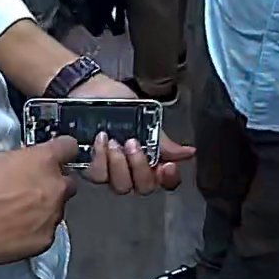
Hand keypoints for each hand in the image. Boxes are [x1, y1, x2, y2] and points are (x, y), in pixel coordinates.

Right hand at [0, 138, 77, 265]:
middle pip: (67, 183)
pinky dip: (35, 231)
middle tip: (30, 191)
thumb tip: (24, 168)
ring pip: (57, 209)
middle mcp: (54, 187)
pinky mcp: (45, 240)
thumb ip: (20, 163)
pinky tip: (14, 230)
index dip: (62, 152)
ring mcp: (52, 215)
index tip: (58, 157)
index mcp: (42, 160)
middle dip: (53, 185)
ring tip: (15, 214)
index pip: (69, 147)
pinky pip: (47, 232)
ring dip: (43, 210)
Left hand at [71, 75, 194, 194]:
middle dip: (140, 167)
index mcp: (150, 160)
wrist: (91, 90)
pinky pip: (96, 175)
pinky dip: (98, 157)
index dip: (169, 179)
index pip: (166, 182)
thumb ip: (164, 141)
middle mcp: (131, 171)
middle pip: (143, 188)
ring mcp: (110, 172)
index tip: (167, 165)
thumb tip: (189, 153)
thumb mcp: (146, 119)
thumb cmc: (120, 103)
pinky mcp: (89, 167)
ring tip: (112, 140)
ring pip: (119, 185)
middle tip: (132, 143)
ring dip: (117, 163)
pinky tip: (98, 139)